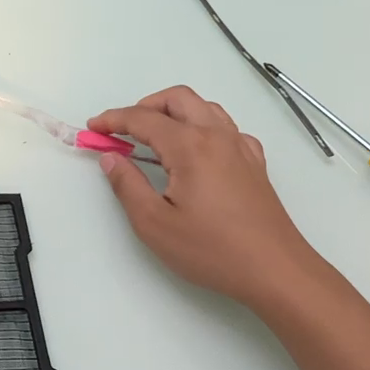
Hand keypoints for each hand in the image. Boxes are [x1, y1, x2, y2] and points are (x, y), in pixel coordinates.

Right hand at [89, 86, 319, 307]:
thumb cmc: (212, 250)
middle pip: (176, 99)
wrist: (276, 271)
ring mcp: (240, 147)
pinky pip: (226, 128)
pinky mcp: (255, 163)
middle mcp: (216, 135)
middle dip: (144, 106)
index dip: (113, 120)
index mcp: (189, 146)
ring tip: (155, 138)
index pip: (142, 118)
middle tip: (123, 131)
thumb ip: (127, 185)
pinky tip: (196, 153)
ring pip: (204, 108)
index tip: (93, 128)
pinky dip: (203, 127)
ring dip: (174, 112)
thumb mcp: (155, 224)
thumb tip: (110, 158)